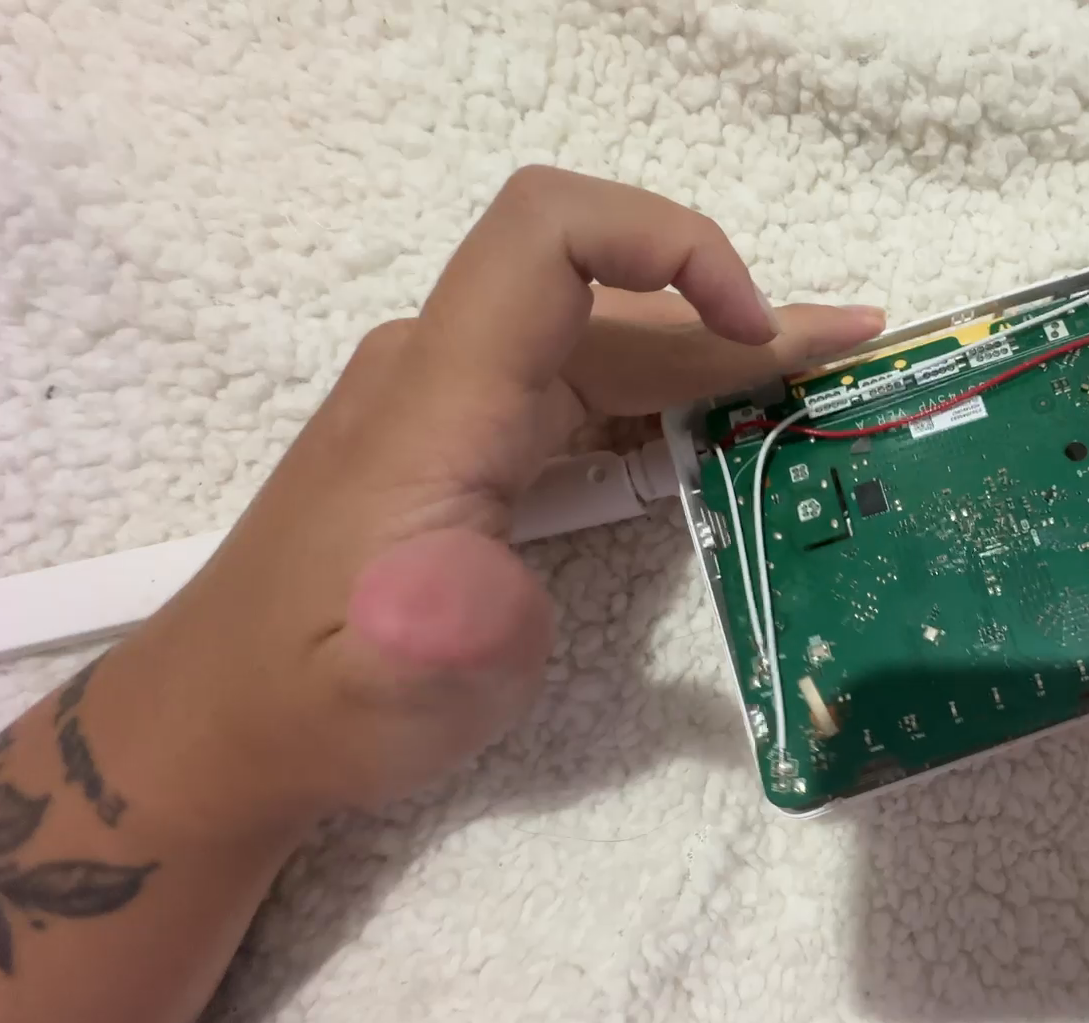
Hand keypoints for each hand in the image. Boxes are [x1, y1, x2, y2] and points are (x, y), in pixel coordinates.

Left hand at [123, 167, 882, 824]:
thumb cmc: (321, 704)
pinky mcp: (493, 433)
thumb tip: (475, 578)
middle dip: (745, 321)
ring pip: (624, 339)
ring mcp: (477, 401)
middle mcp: (460, 371)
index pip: (552, 238)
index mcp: (445, 401)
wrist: (237, 719)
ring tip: (820, 378)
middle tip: (851, 357)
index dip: (672, 248)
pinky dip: (690, 396)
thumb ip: (430, 639)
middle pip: (622, 298)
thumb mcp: (382, 697)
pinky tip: (739, 421)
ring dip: (728, 355)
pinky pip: (608, 386)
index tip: (759, 333)